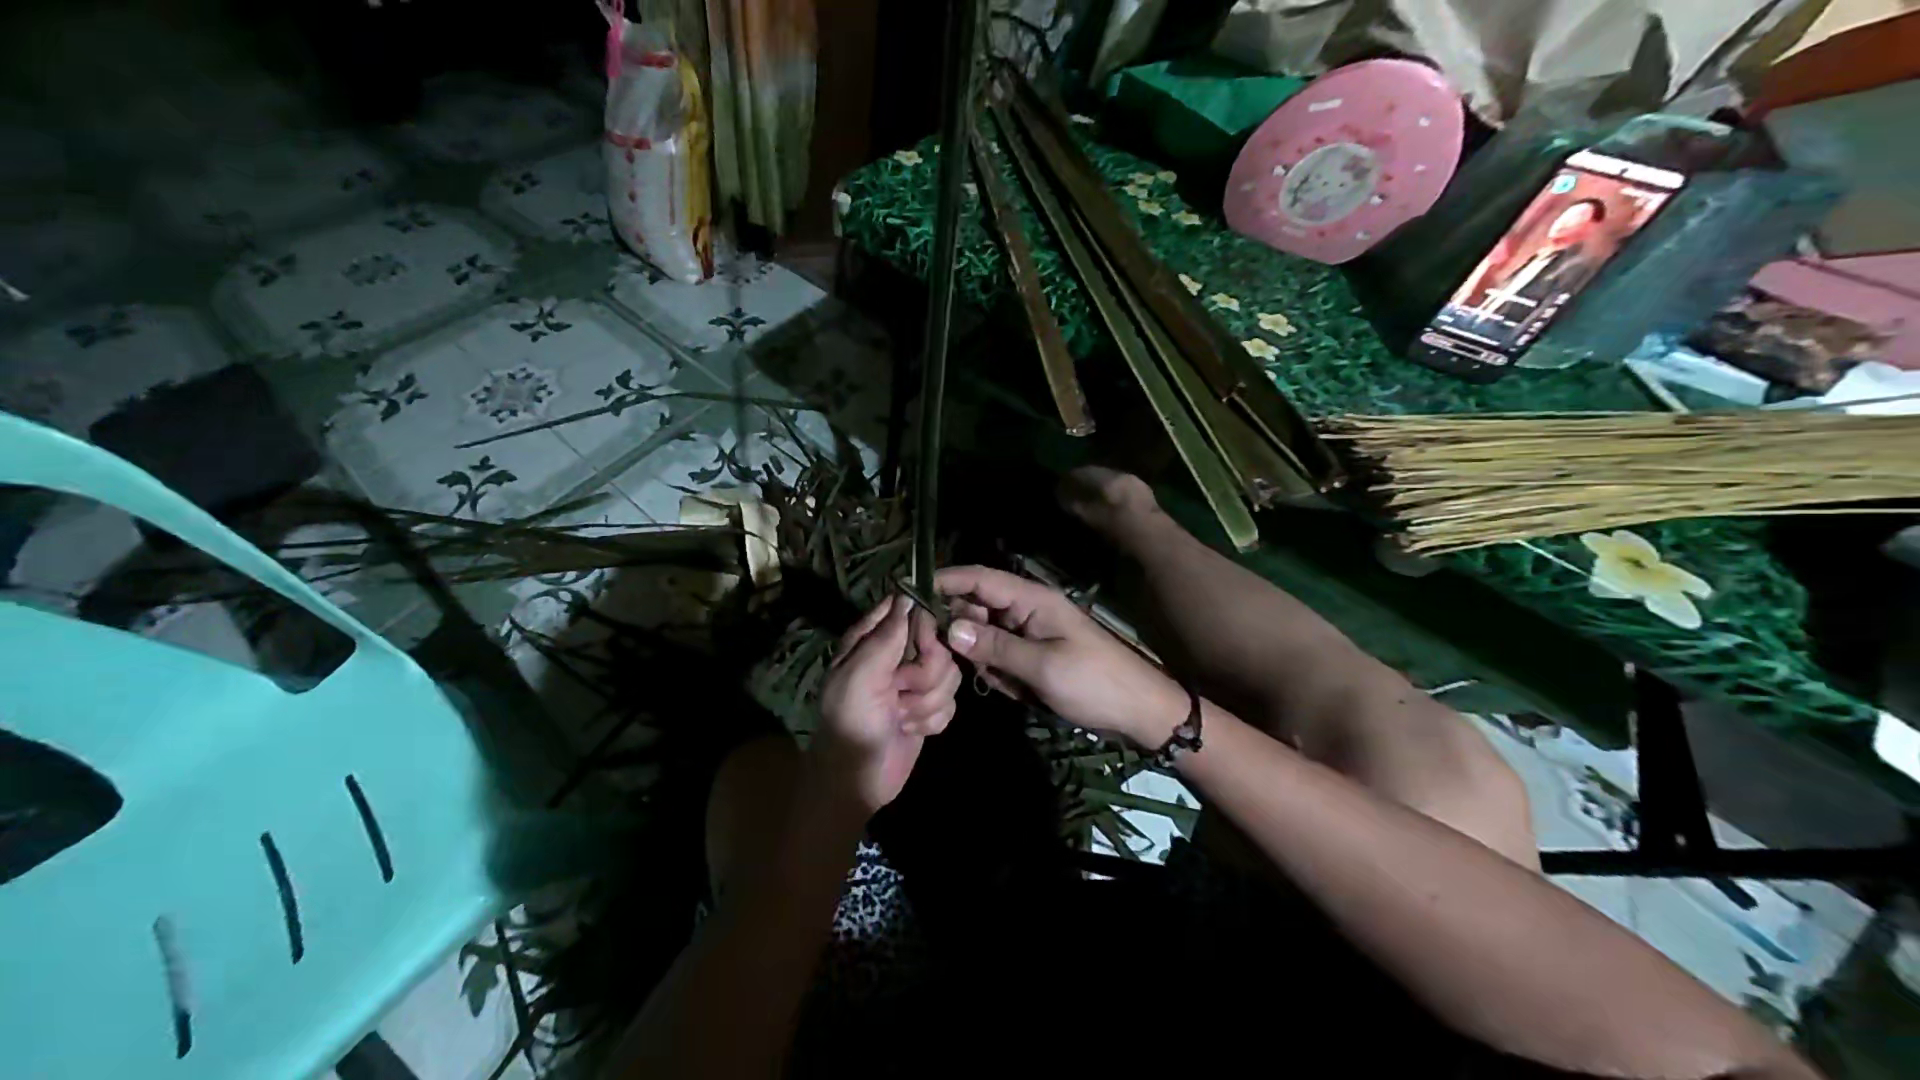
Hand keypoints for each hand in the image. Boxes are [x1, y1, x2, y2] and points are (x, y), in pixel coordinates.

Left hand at [811, 595, 960, 814]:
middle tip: (900, 690)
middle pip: (939, 646)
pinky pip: (952, 703)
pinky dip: (932, 721)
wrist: (855, 780)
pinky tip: (910, 730)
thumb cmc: (850, 722)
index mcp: (872, 640)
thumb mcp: (859, 676)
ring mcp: (915, 683)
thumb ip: (886, 636)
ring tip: (900, 716)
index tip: (923, 645)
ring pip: (950, 675)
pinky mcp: (929, 708)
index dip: (924, 625)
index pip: (909, 609)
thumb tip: (906, 594)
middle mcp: (896, 656)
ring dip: (926, 703)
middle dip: (925, 676)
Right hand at [934, 565, 1186, 747]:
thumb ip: (993, 646)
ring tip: (1004, 682)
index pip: (978, 577)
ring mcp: (1028, 633)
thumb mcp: (1041, 666)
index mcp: (1031, 599)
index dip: (944, 580)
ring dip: (981, 658)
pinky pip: (999, 657)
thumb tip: (948, 627)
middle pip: (974, 605)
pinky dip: (998, 673)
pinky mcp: (1032, 655)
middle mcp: (1025, 609)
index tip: (908, 593)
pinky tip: (1016, 691)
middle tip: (941, 657)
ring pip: (983, 635)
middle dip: (958, 629)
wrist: (1139, 711)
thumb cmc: (1094, 682)